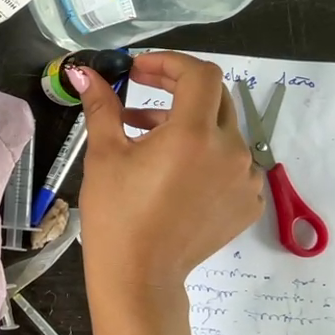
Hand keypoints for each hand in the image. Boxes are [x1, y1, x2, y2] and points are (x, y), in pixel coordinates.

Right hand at [72, 52, 263, 288]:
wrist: (139, 271)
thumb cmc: (114, 210)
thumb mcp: (104, 154)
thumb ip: (102, 107)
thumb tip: (85, 73)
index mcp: (195, 135)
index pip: (200, 76)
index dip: (169, 63)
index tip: (138, 69)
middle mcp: (232, 150)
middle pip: (215, 98)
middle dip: (177, 88)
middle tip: (139, 91)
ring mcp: (246, 177)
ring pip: (222, 132)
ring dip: (187, 123)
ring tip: (146, 139)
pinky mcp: (249, 199)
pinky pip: (230, 163)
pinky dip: (203, 155)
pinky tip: (170, 173)